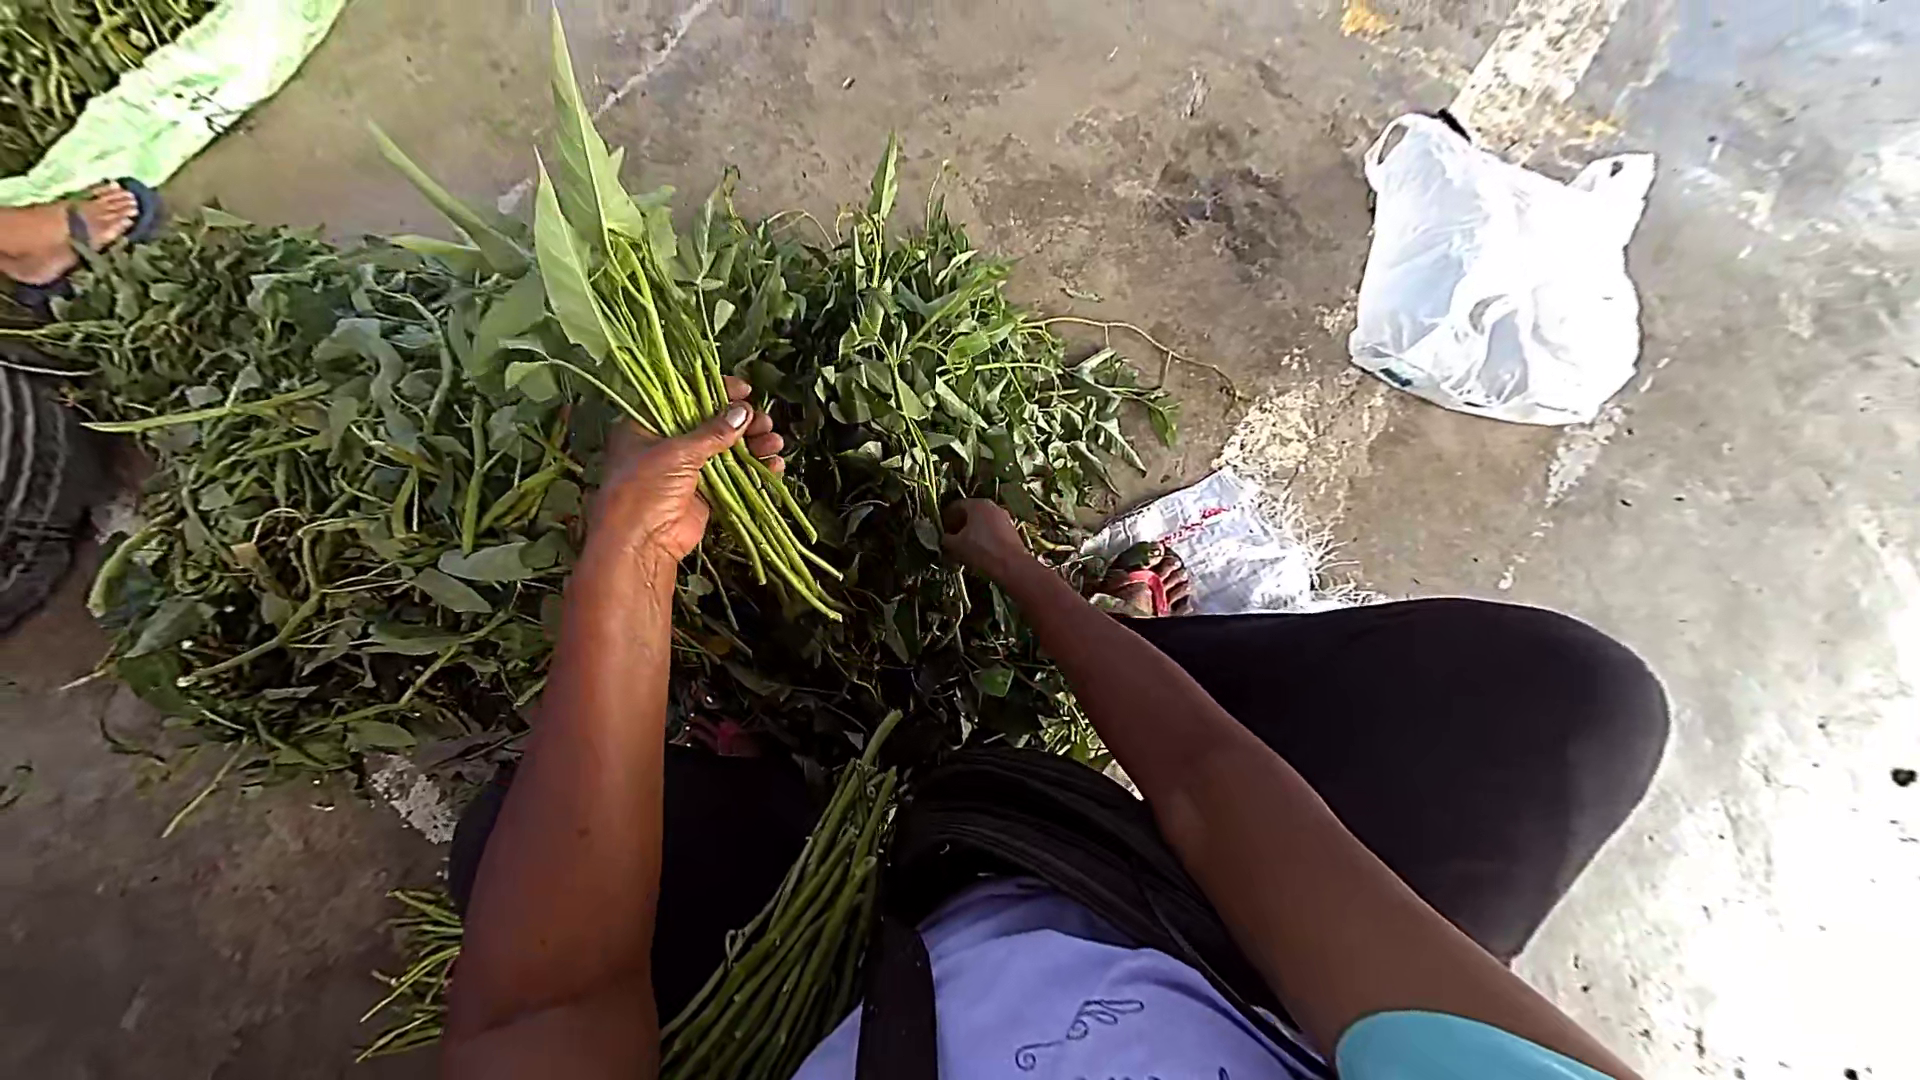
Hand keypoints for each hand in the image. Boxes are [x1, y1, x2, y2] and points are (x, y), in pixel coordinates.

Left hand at [588, 376, 786, 575]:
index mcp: (648, 424)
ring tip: (774, 443)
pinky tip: (774, 465)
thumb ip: (712, 432)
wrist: (640, 542)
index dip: (716, 390)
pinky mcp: (706, 493)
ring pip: (728, 450)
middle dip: (742, 422)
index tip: (745, 390)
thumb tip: (742, 412)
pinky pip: (735, 476)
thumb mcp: (676, 452)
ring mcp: (688, 469)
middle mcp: (668, 443)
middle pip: (712, 423)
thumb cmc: (644, 488)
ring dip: (754, 445)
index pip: (685, 396)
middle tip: (764, 422)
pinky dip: (755, 469)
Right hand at [941, 499, 1035, 582]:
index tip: (940, 530)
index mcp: (978, 504)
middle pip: (970, 514)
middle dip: (958, 526)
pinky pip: (992, 532)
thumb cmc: (981, 550)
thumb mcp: (956, 546)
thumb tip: (943, 539)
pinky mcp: (1012, 532)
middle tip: (949, 539)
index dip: (945, 518)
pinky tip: (978, 553)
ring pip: (982, 523)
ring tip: (962, 548)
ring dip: (971, 533)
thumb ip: (946, 539)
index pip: (956, 506)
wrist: (1012, 566)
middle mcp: (993, 507)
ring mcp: (1005, 519)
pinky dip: (983, 539)